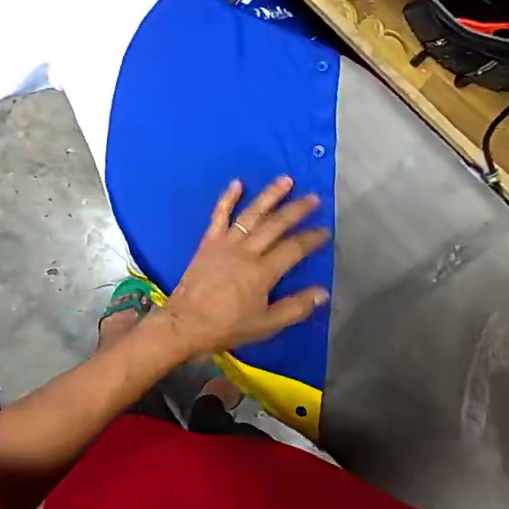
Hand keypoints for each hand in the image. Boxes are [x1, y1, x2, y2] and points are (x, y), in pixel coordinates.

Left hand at [155, 176, 330, 356]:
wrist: (184, 325)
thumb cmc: (227, 327)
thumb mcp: (267, 325)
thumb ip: (296, 308)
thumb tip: (323, 293)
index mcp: (263, 272)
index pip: (294, 248)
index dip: (311, 238)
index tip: (325, 231)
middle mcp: (246, 252)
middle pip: (276, 225)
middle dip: (297, 210)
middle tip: (314, 199)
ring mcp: (226, 244)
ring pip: (252, 214)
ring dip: (270, 196)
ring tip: (285, 181)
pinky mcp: (208, 243)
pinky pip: (219, 216)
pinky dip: (227, 198)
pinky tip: (237, 183)